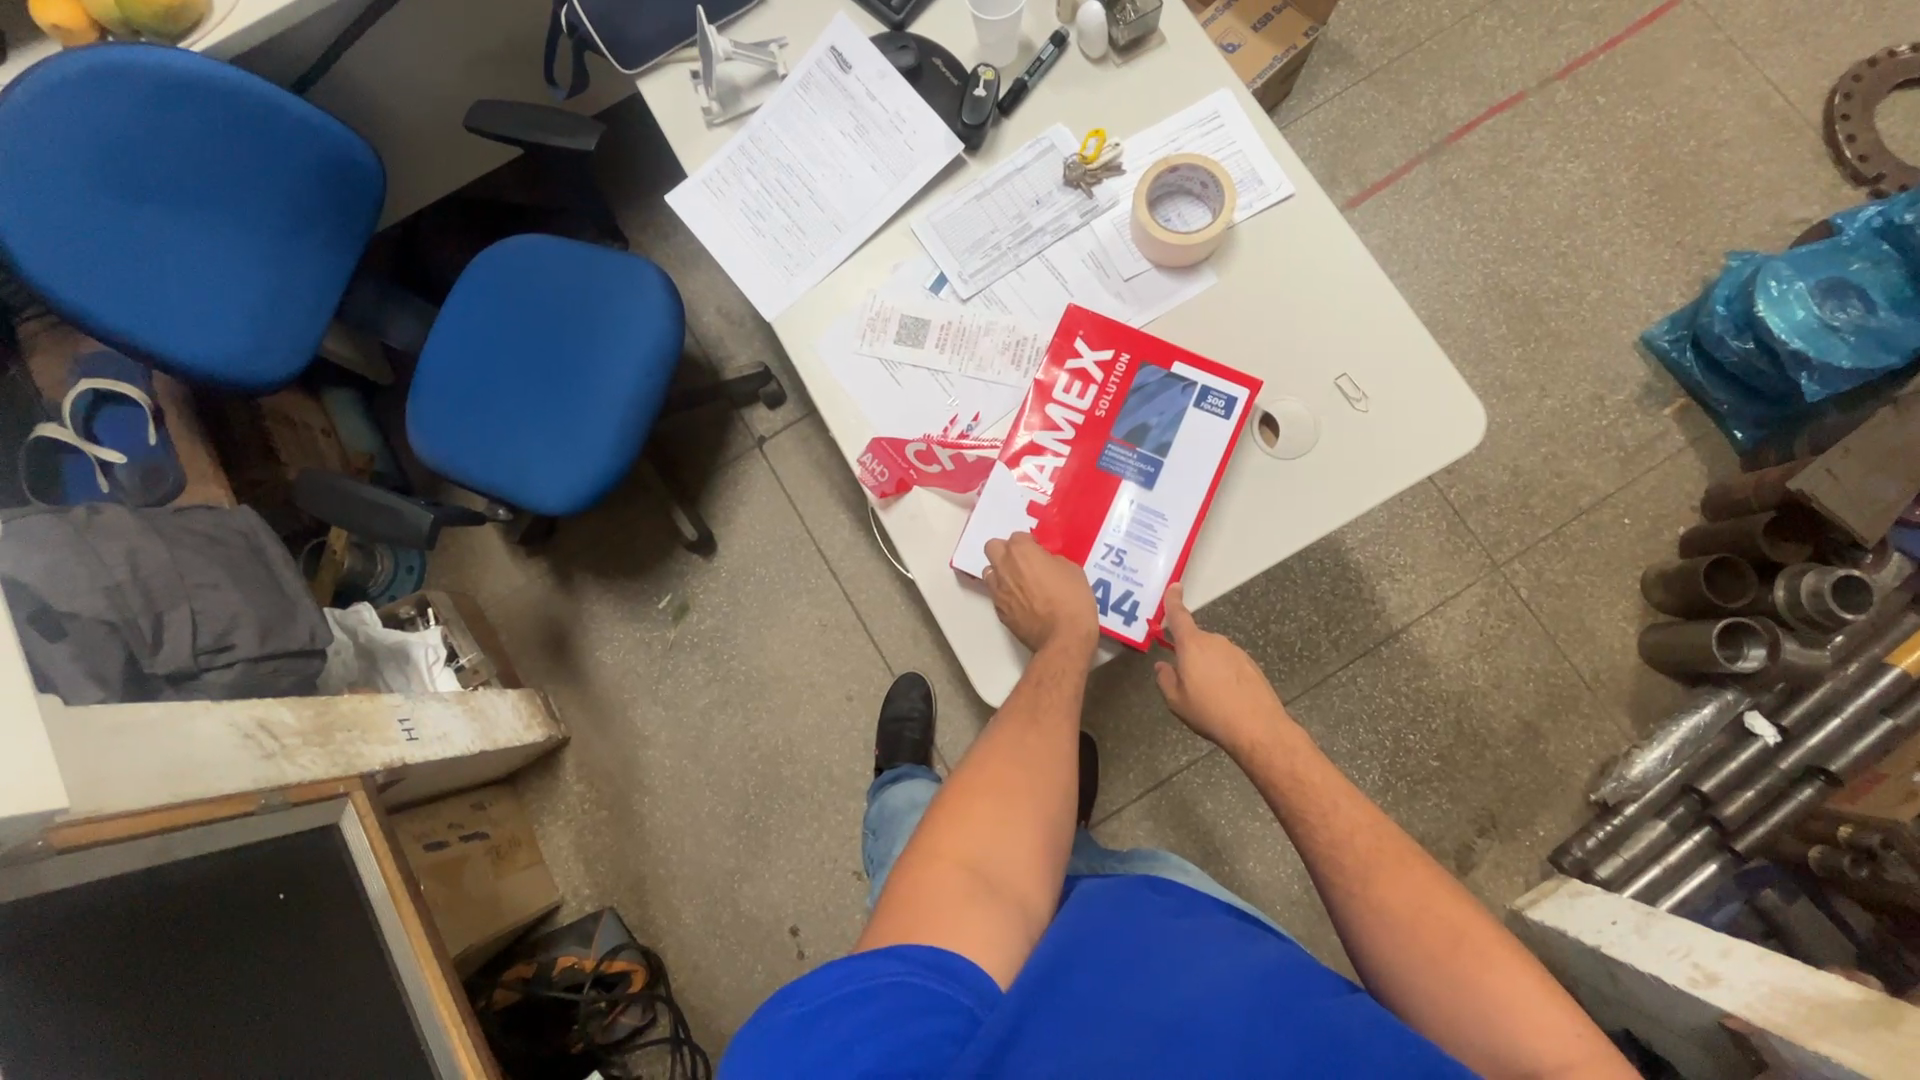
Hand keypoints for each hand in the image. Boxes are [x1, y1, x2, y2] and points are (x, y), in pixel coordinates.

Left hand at [983, 533, 1097, 654]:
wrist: (1063, 638)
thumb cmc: (1072, 600)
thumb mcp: (1071, 569)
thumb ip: (1051, 559)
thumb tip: (1044, 561)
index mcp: (1021, 552)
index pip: (1017, 536)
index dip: (1029, 543)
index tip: (1040, 551)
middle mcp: (1004, 567)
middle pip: (992, 547)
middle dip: (1006, 551)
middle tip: (1023, 561)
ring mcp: (998, 590)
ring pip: (989, 571)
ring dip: (1001, 572)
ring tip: (1019, 582)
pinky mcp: (998, 611)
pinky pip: (996, 594)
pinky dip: (1005, 594)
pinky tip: (1021, 602)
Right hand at [1154, 584, 1297, 757]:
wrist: (1257, 727)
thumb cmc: (1210, 712)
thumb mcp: (1176, 700)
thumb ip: (1165, 679)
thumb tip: (1163, 665)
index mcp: (1192, 645)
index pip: (1179, 616)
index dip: (1173, 600)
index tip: (1174, 586)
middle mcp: (1215, 642)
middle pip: (1195, 641)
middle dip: (1189, 655)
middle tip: (1186, 682)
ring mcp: (1236, 652)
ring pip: (1213, 654)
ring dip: (1207, 667)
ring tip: (1209, 697)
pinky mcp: (1251, 664)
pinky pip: (1229, 664)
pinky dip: (1224, 675)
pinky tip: (1226, 698)